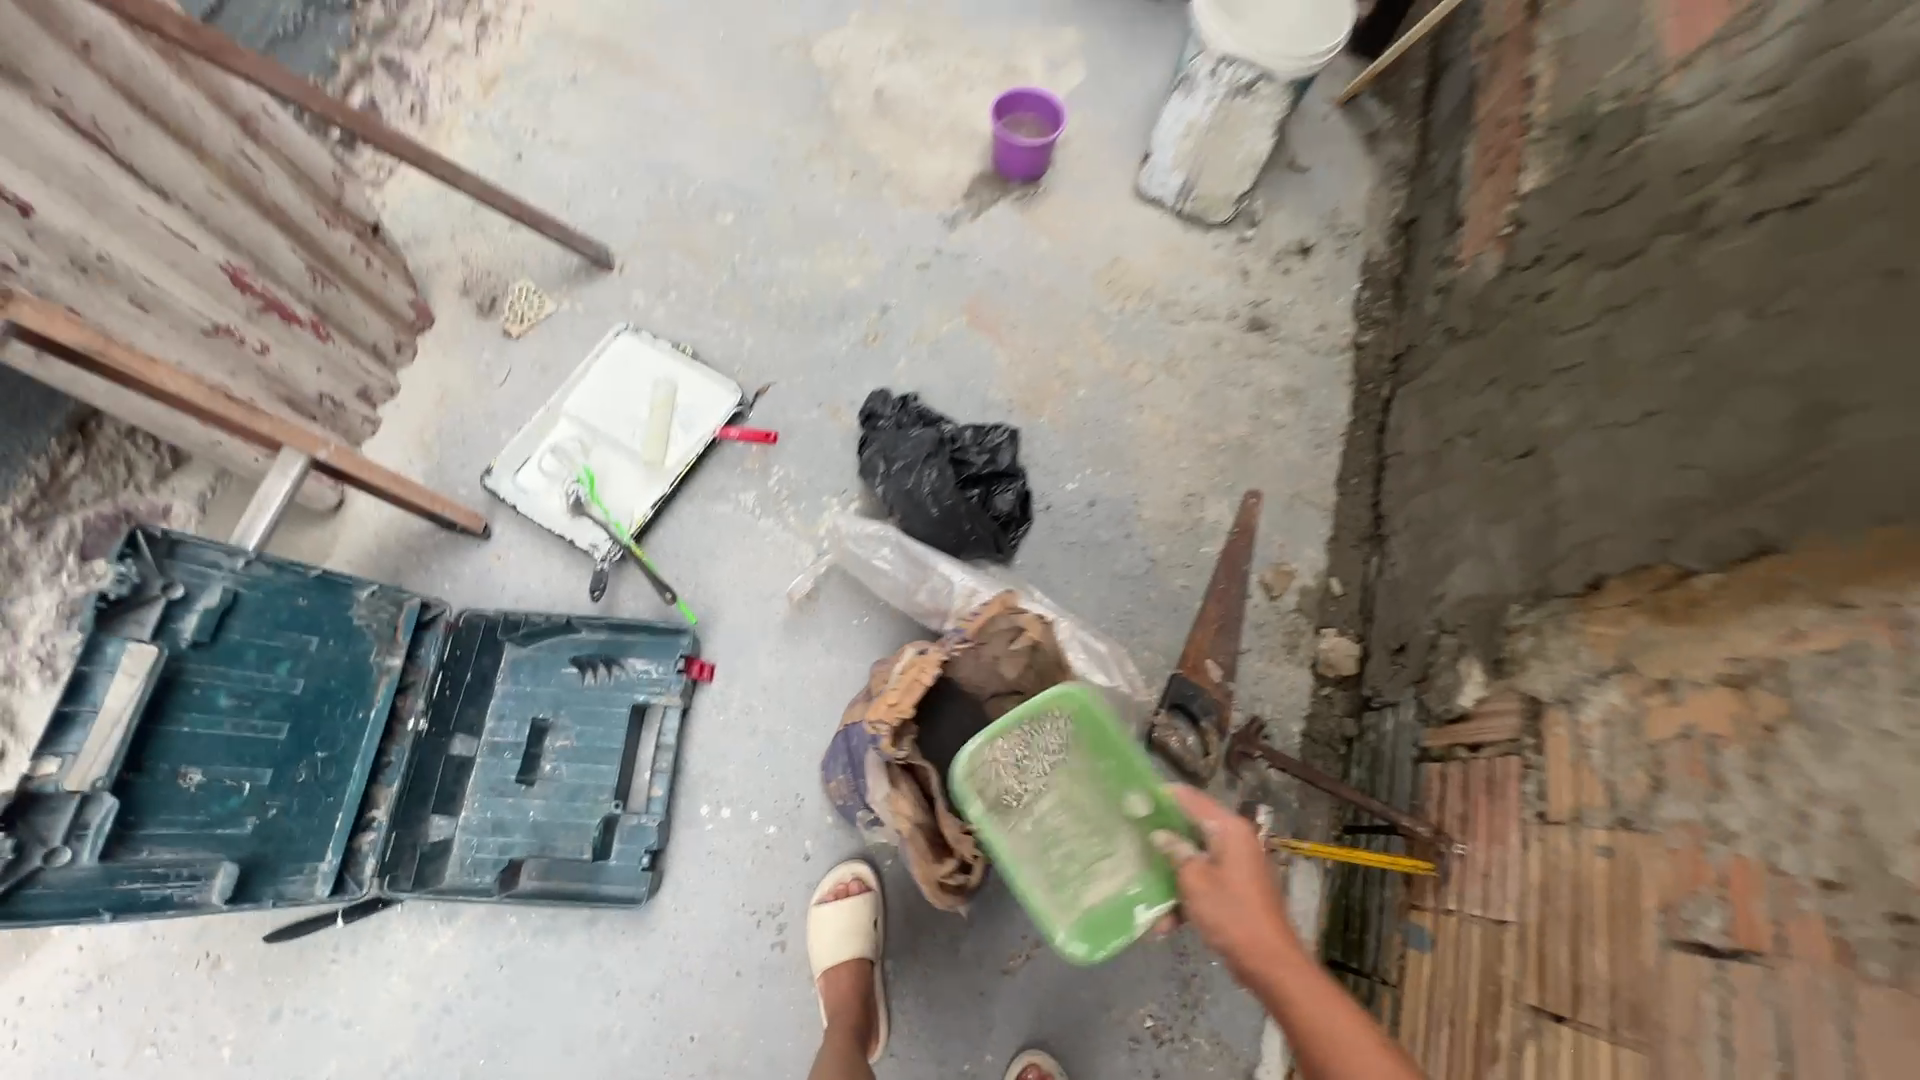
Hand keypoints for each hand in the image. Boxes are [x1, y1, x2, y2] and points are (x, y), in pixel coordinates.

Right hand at [1151, 785, 1300, 979]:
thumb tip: (1160, 834)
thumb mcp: (1195, 880)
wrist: (1270, 964)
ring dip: (1171, 876)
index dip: (1162, 797)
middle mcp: (1235, 841)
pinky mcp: (1236, 890)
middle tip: (1131, 838)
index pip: (1190, 799)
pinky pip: (1204, 883)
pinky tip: (1165, 923)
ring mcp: (1237, 866)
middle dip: (1162, 838)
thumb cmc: (1231, 914)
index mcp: (1229, 829)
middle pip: (1191, 829)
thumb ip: (1175, 851)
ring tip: (1142, 888)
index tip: (1134, 800)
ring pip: (1194, 859)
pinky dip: (1186, 898)